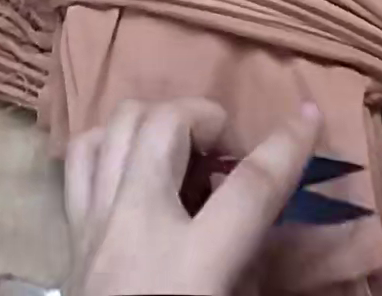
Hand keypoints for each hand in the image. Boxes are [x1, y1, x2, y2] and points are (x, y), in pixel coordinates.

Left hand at [62, 98, 320, 295]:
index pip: (250, 188)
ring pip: (122, 121)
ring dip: (161, 118)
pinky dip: (111, 139)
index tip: (309, 116)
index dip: (287, 146)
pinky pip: (85, 151)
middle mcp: (138, 222)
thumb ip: (249, 265)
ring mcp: (97, 216)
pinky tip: (133, 157)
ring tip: (185, 147)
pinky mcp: (72, 223)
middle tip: (228, 152)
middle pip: (168, 124)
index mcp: (190, 265)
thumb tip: (253, 214)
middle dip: (208, 118)